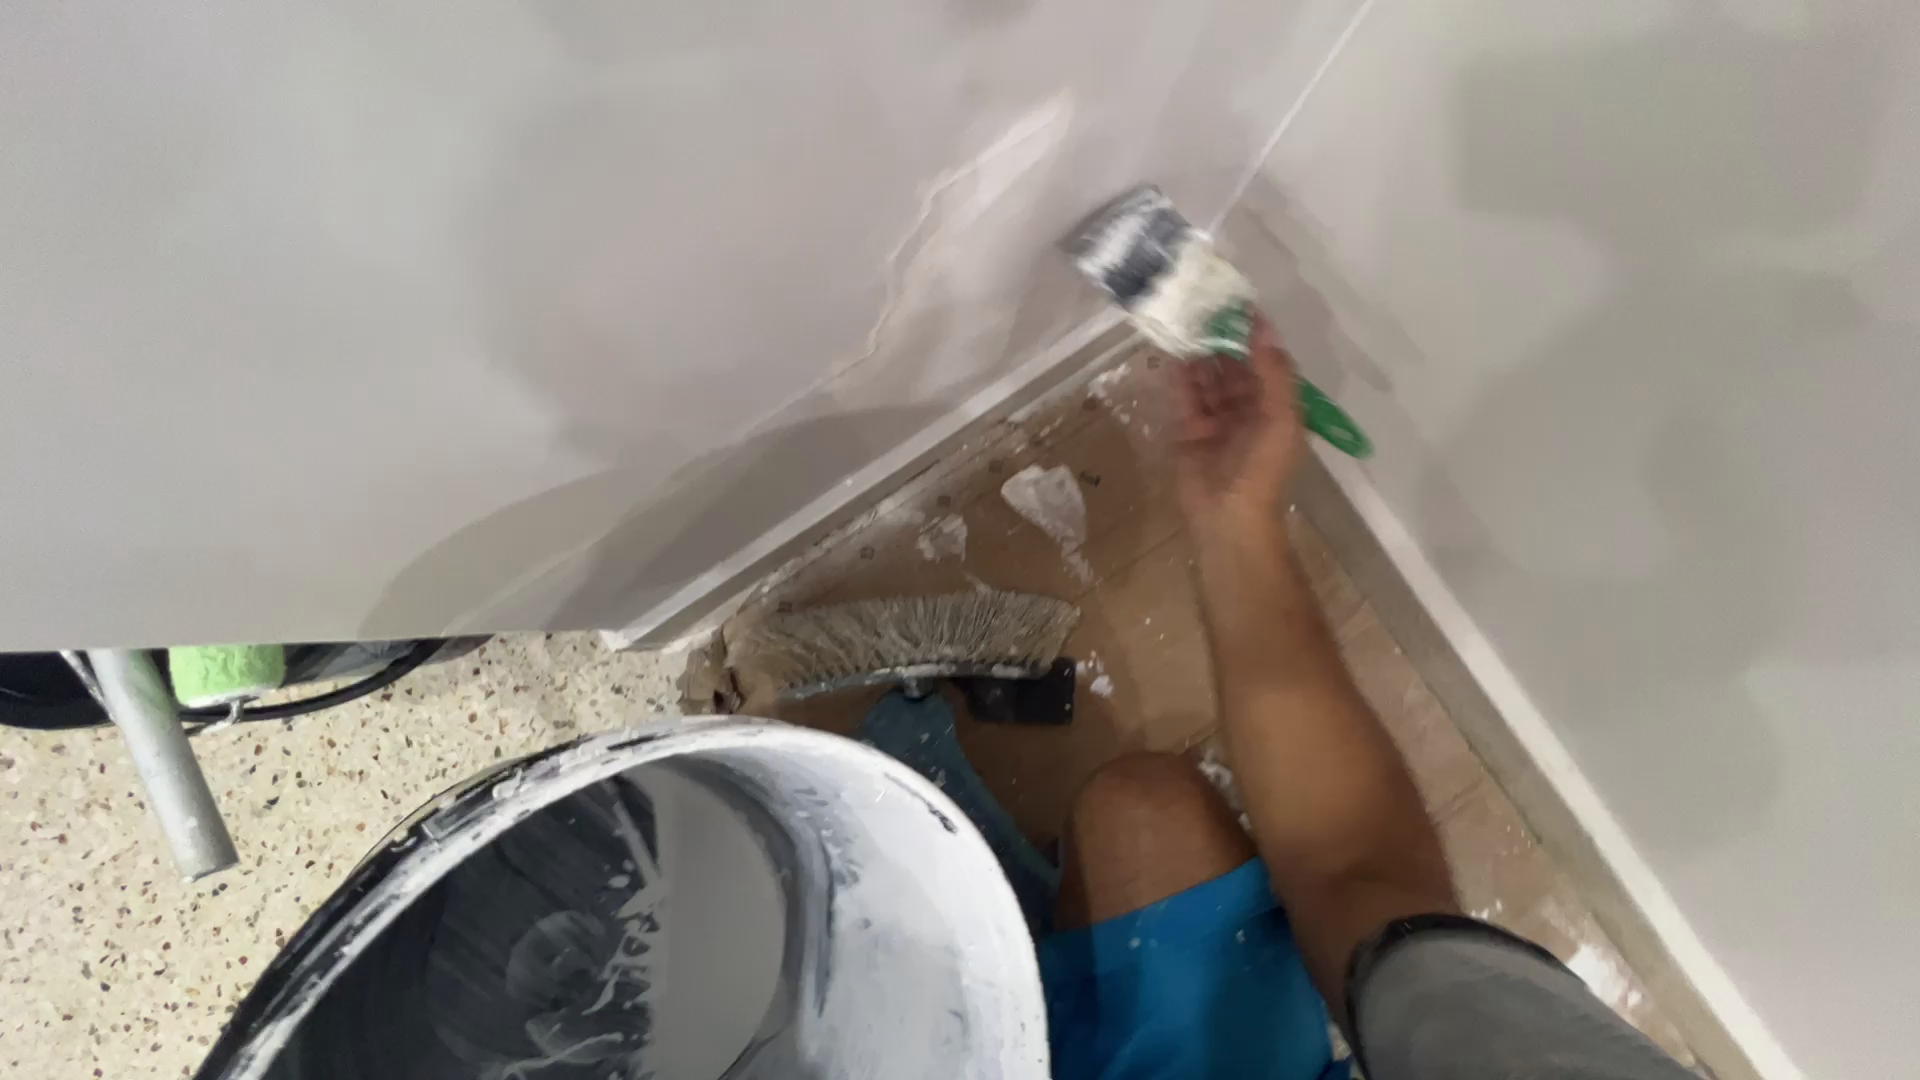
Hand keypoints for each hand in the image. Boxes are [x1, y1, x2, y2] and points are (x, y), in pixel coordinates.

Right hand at [1167, 314, 1306, 551]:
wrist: (1228, 516)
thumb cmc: (1263, 469)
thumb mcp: (1281, 417)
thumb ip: (1273, 372)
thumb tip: (1263, 328)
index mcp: (1276, 409)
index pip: (1267, 364)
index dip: (1256, 337)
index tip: (1241, 306)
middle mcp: (1247, 411)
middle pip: (1235, 370)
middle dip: (1224, 343)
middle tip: (1207, 310)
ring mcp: (1216, 422)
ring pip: (1208, 382)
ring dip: (1200, 357)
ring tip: (1188, 325)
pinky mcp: (1188, 433)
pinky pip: (1185, 400)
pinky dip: (1180, 379)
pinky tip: (1174, 355)